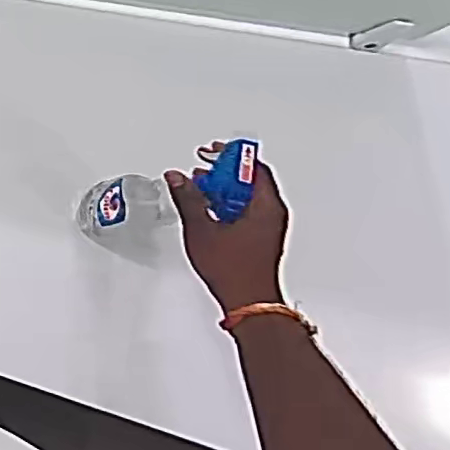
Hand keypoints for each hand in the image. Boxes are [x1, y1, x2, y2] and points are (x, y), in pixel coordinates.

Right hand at [165, 143, 289, 312]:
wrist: (247, 299)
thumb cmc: (231, 267)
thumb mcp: (201, 227)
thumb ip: (188, 198)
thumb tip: (178, 176)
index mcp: (266, 206)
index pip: (252, 169)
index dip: (231, 155)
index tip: (211, 151)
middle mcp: (272, 213)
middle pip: (250, 179)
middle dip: (223, 170)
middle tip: (200, 165)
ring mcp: (267, 224)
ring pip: (245, 194)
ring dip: (221, 186)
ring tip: (196, 187)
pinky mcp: (258, 234)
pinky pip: (243, 208)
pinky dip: (224, 201)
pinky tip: (204, 207)